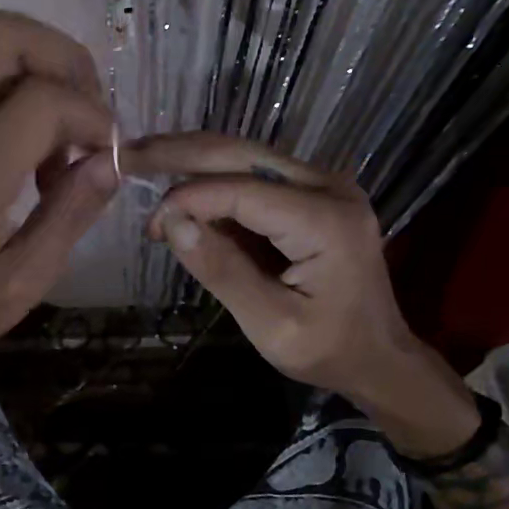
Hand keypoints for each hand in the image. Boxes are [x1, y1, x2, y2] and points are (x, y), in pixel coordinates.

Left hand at [0, 11, 118, 427]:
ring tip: (67, 152)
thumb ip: (70, 214)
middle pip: (5, 35)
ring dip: (47, 81)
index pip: (42, 97)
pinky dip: (26, 106)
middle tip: (90, 117)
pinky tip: (39, 168)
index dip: (90, 116)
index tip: (107, 158)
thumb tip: (110, 160)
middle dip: (66, 60)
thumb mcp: (25, 280)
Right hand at [123, 132, 479, 456]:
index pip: (242, 190)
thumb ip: (222, 271)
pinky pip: (256, 178)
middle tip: (128, 154)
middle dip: (182, 153)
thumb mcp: (271, 324)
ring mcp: (325, 186)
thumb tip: (169, 221)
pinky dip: (215, 185)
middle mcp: (330, 187)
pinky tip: (182, 194)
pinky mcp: (314, 195)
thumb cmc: (329, 350)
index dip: (189, 199)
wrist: (380, 356)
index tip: (151, 226)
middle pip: (243, 154)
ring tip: (143, 164)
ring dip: (194, 163)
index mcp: (326, 221)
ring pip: (246, 158)